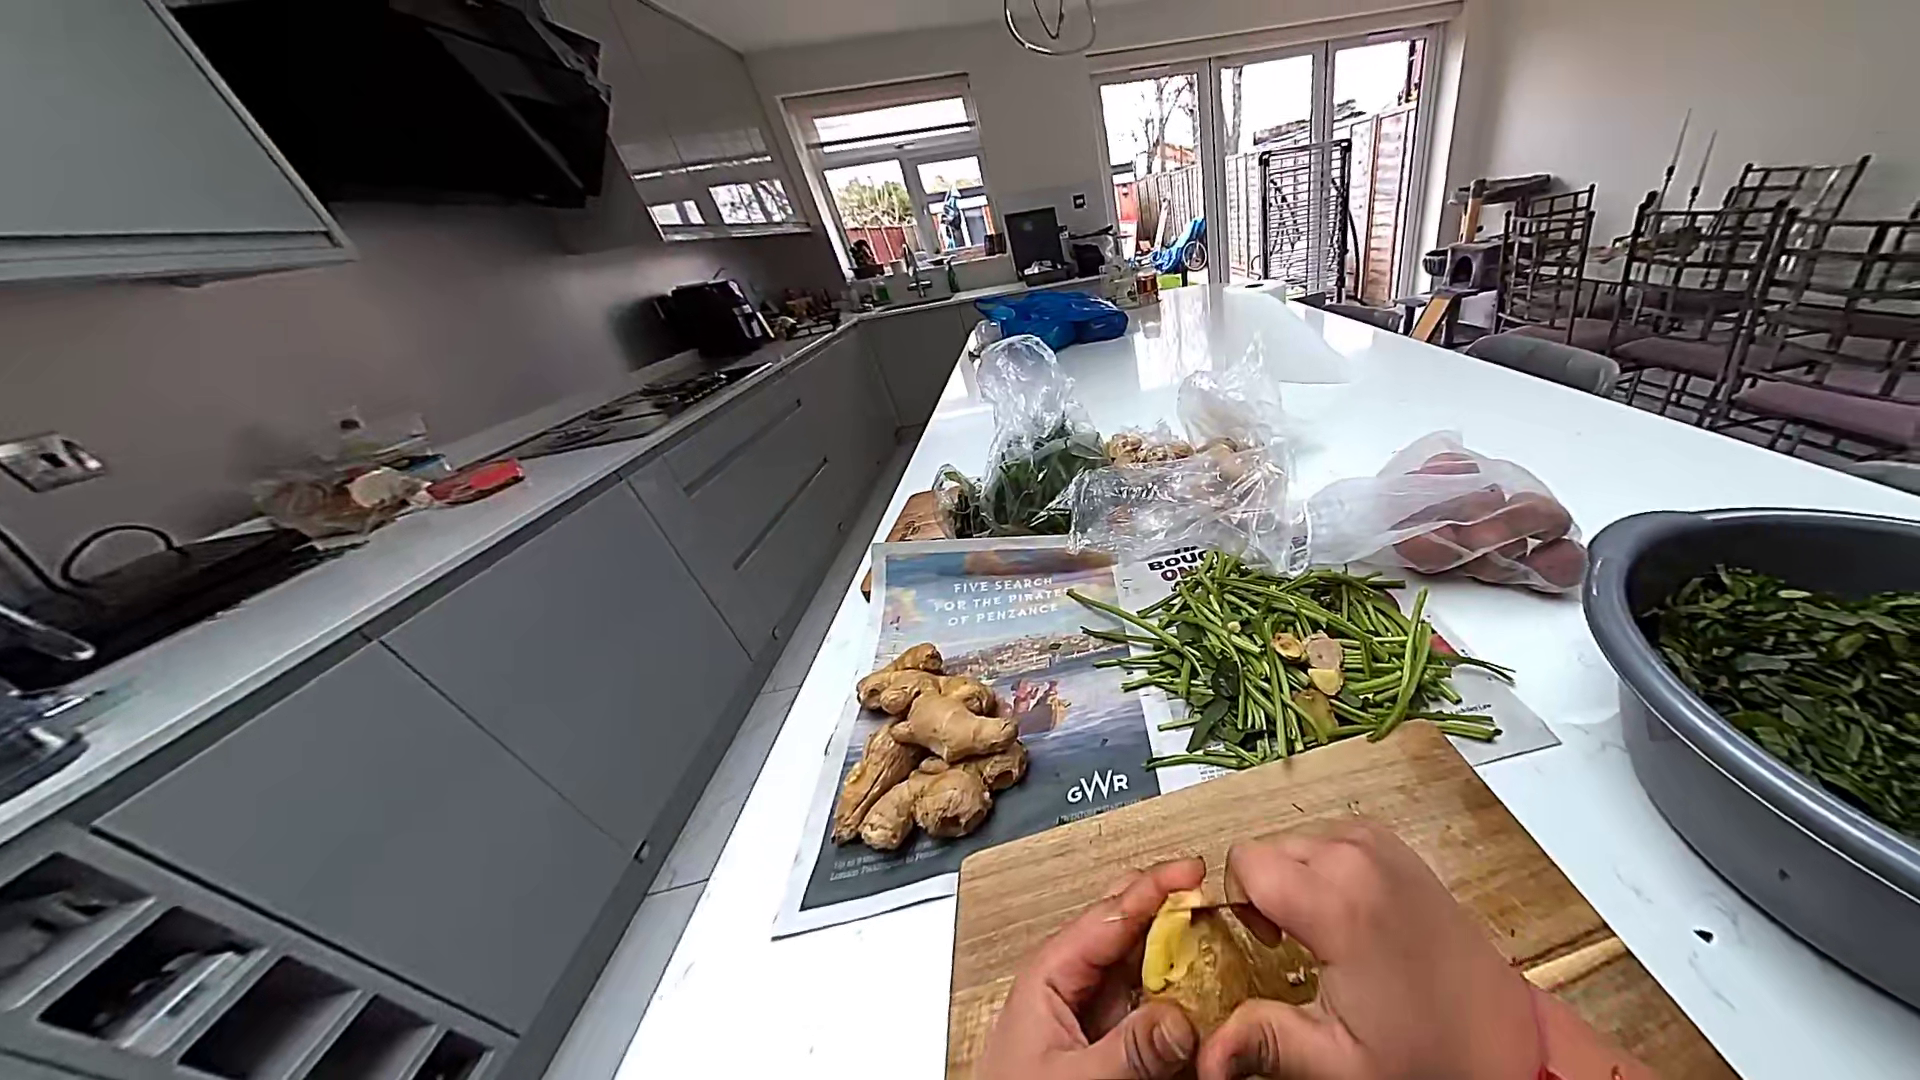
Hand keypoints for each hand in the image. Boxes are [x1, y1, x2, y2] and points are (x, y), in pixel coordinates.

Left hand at [978, 858, 1204, 1079]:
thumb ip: (1126, 1051)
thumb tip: (1181, 1019)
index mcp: (1053, 968)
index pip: (1110, 913)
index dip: (1153, 886)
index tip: (1192, 869)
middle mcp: (1076, 975)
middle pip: (1130, 927)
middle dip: (1170, 912)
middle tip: (1214, 905)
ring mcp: (1096, 1005)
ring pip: (1146, 964)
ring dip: (1181, 958)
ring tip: (1219, 947)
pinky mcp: (1111, 1035)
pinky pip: (1152, 1006)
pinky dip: (1180, 1001)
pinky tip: (1205, 1003)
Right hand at [1198, 821, 1539, 1079]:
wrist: (1511, 1042)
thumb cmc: (1432, 1055)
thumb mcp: (1340, 1062)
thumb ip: (1264, 1041)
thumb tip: (1207, 1056)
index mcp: (1338, 902)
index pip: (1245, 861)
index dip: (1240, 899)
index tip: (1266, 939)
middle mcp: (1354, 856)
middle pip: (1265, 851)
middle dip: (1266, 892)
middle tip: (1295, 943)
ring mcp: (1374, 844)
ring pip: (1291, 842)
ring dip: (1293, 878)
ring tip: (1325, 929)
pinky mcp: (1387, 842)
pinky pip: (1325, 839)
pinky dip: (1322, 867)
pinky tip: (1347, 909)